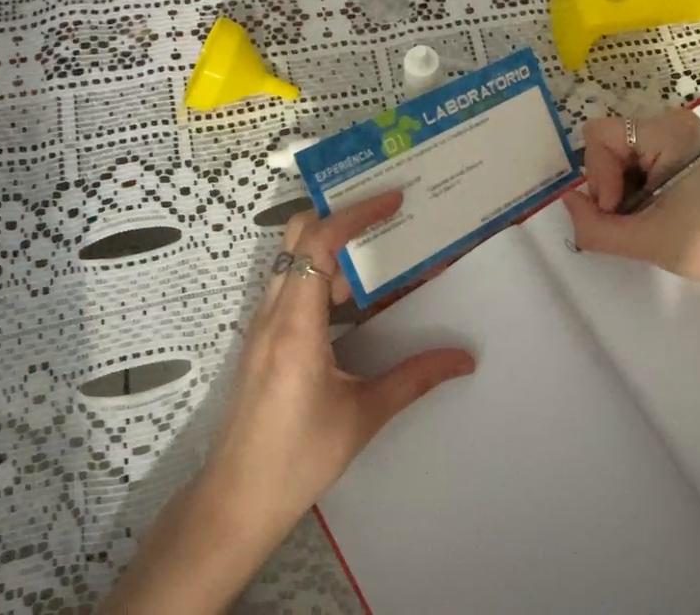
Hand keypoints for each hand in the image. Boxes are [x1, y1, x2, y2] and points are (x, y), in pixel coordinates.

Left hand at [197, 191, 475, 543]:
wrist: (235, 501)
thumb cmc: (297, 458)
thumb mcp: (362, 416)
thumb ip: (414, 379)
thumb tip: (464, 359)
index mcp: (296, 325)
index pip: (318, 244)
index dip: (355, 213)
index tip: (393, 199)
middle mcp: (272, 314)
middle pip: (297, 237)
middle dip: (341, 216)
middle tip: (386, 215)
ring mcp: (262, 325)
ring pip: (292, 260)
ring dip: (333, 246)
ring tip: (380, 250)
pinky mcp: (261, 340)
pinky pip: (291, 287)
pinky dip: (322, 275)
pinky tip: (355, 299)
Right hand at [561, 110, 699, 294]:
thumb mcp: (644, 240)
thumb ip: (594, 226)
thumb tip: (566, 202)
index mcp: (668, 131)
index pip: (600, 134)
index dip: (598, 174)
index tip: (616, 209)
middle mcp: (674, 124)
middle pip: (609, 143)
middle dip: (609, 184)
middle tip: (629, 219)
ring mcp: (681, 139)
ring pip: (622, 156)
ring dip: (621, 190)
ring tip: (644, 220)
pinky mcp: (684, 156)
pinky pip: (640, 163)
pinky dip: (635, 190)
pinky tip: (653, 215)